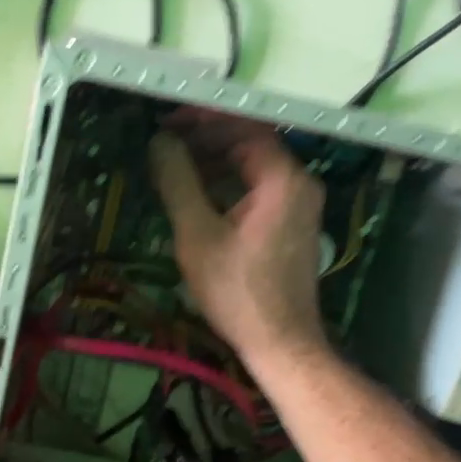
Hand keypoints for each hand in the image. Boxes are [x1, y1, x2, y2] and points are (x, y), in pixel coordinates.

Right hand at [149, 108, 326, 361]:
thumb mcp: (198, 234)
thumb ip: (178, 182)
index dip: (203, 119)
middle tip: (165, 142)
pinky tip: (199, 196)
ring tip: (174, 167)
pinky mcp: (292, 226)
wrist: (280, 343)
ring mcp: (300, 206)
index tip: (167, 120)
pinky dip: (229, 185)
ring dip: (216, 163)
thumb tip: (160, 143)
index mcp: (283, 179)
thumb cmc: (237, 291)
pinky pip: (259, 190)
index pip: (244, 127)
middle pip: (251, 144)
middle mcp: (299, 184)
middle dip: (207, 139)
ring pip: (254, 168)